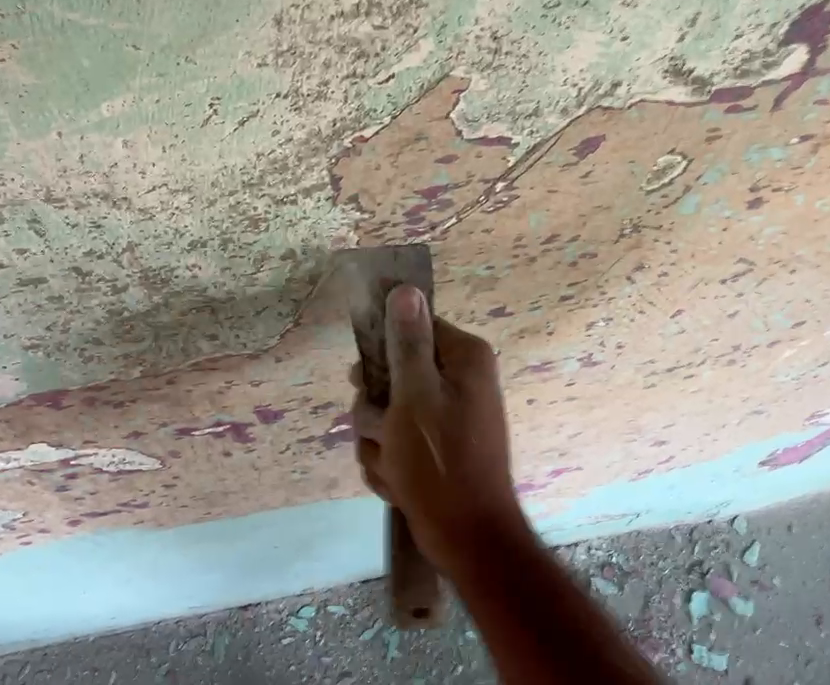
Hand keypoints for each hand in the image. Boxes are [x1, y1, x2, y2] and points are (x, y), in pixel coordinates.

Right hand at [353, 285, 525, 574]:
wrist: (467, 541)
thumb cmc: (440, 462)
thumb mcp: (415, 395)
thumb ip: (407, 342)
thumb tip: (404, 289)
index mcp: (463, 358)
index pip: (410, 327)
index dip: (383, 352)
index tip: (363, 377)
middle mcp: (458, 380)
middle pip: (392, 371)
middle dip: (375, 409)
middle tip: (381, 430)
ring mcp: (446, 416)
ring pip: (385, 412)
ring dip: (378, 441)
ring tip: (394, 466)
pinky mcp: (434, 447)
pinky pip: (393, 441)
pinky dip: (388, 463)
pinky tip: (398, 483)